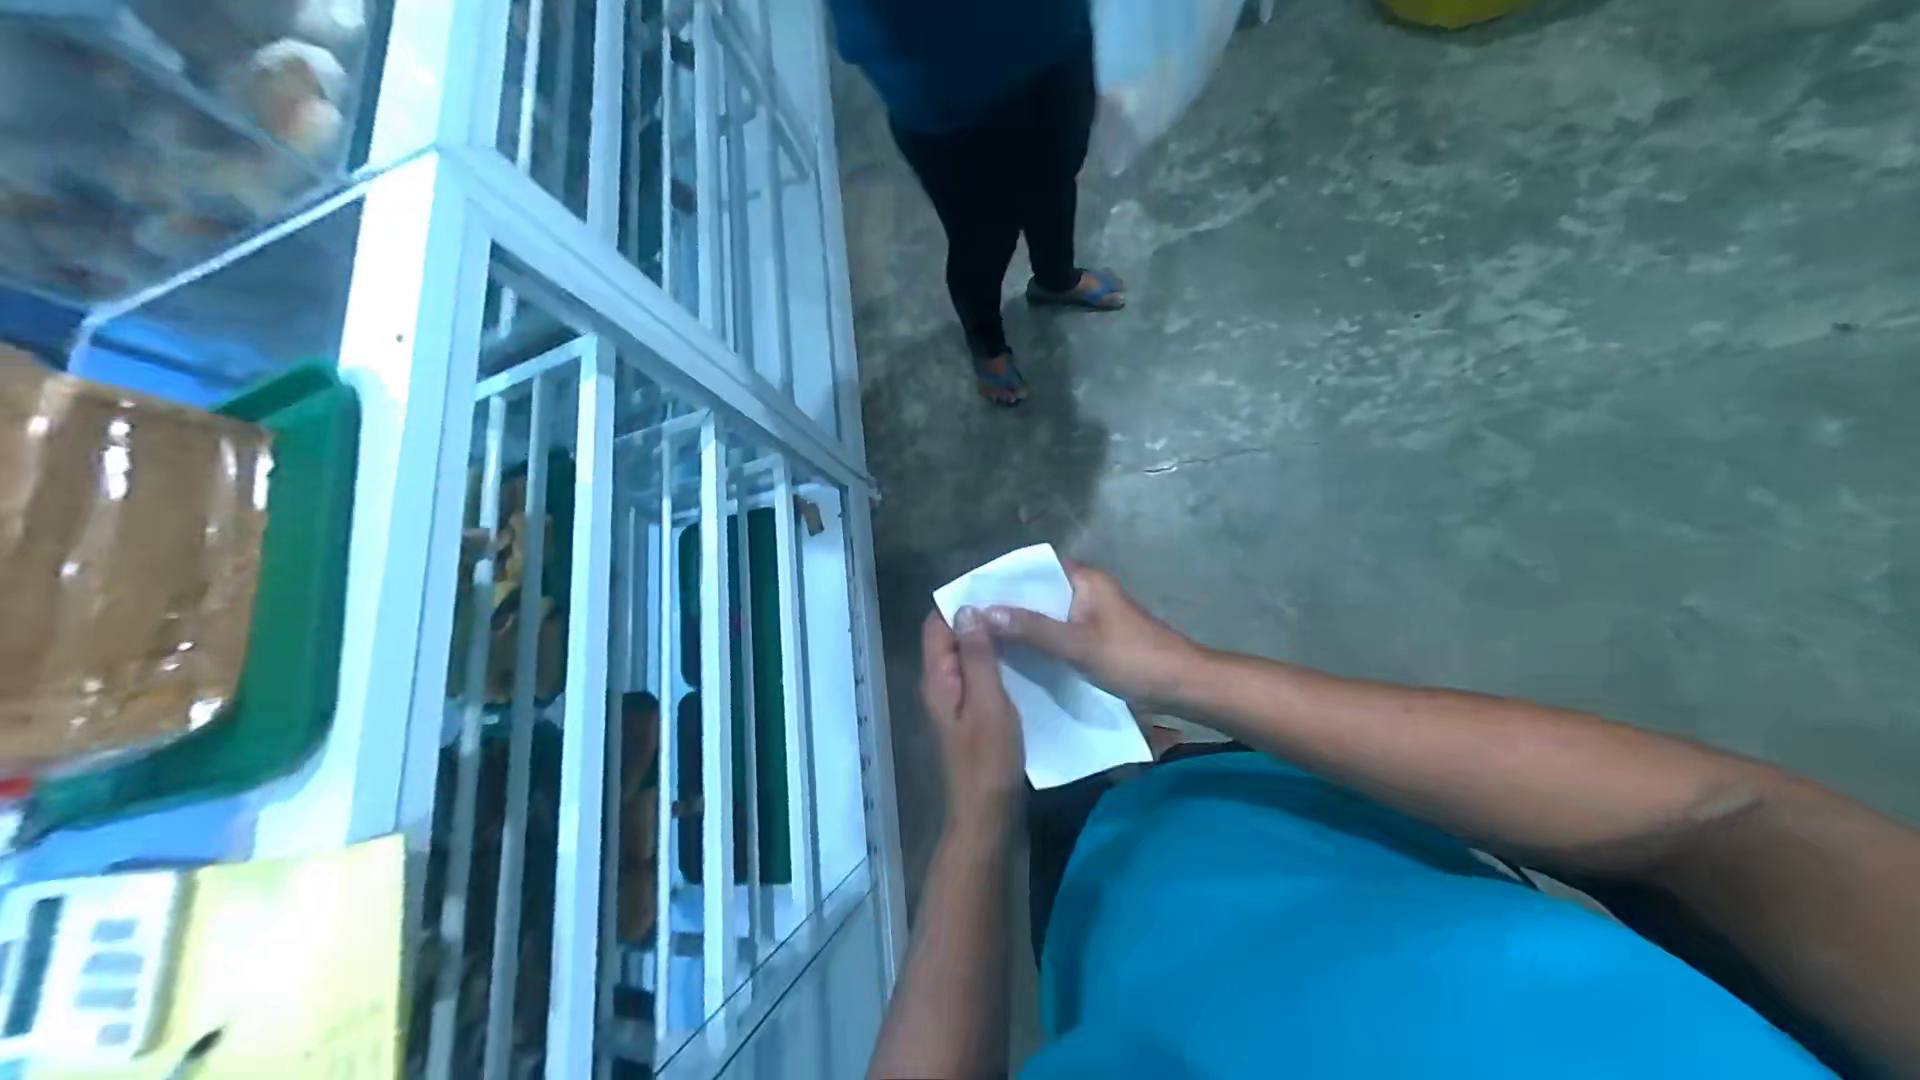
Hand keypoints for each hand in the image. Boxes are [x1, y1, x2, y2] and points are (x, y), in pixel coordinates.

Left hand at [921, 607, 1023, 837]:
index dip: (961, 601)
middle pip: (951, 636)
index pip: (938, 625)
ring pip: (967, 654)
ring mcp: (955, 699)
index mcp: (938, 678)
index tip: (993, 585)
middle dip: (977, 616)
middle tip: (1015, 600)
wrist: (987, 812)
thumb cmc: (988, 759)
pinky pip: (978, 673)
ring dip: (988, 637)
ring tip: (1021, 620)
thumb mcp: (988, 703)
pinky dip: (995, 659)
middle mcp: (940, 683)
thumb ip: (978, 657)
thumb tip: (968, 610)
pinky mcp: (970, 712)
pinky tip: (1021, 655)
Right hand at [984, 560, 1201, 707]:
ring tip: (983, 640)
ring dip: (1021, 626)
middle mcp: (1085, 590)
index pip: (1034, 568)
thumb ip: (1033, 628)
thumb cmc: (1133, 658)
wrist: (1182, 686)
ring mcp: (1090, 615)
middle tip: (969, 623)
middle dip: (1006, 606)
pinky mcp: (1093, 637)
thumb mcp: (1078, 645)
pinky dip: (1037, 642)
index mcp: (1084, 579)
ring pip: (1045, 615)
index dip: (1003, 579)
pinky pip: (1056, 633)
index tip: (970, 595)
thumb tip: (984, 612)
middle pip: (1037, 591)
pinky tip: (1015, 658)